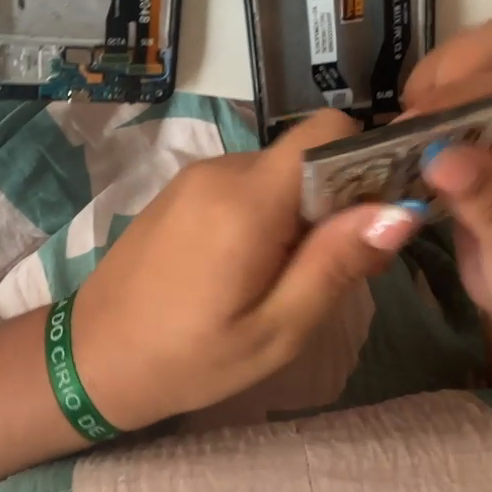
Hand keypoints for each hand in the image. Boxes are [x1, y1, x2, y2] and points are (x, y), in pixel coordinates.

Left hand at [68, 111, 424, 431]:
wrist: (92, 358)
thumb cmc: (188, 359)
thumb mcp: (276, 331)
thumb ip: (336, 265)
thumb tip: (399, 210)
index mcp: (247, 200)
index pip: (327, 132)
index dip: (364, 160)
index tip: (376, 213)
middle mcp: (222, 170)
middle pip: (307, 156)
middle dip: (335, 201)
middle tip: (332, 271)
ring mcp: (197, 175)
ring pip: (279, 172)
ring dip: (299, 212)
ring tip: (284, 278)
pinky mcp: (183, 188)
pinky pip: (247, 184)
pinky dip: (267, 213)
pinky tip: (249, 267)